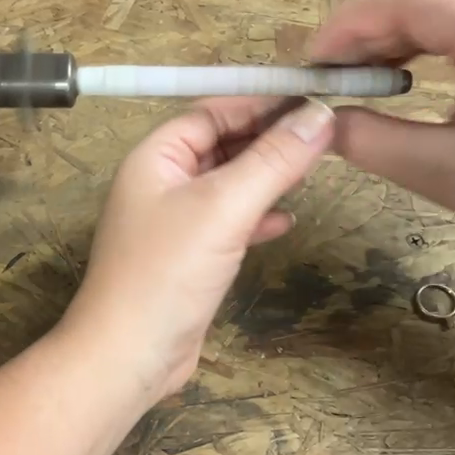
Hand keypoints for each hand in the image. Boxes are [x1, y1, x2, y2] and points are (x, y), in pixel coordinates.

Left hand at [57, 96, 334, 396]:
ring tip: (315, 168)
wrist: (130, 354)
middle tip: (325, 134)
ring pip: (228, 185)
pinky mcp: (188, 258)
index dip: (261, 103)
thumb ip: (272, 160)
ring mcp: (174, 223)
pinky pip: (228, 224)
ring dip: (267, 176)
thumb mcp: (223, 207)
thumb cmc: (167, 272)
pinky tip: (286, 220)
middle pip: (221, 145)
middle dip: (269, 139)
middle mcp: (161, 183)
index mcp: (156, 158)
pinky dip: (257, 218)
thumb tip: (319, 116)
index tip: (314, 100)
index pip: (212, 111)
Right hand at [310, 0, 454, 268]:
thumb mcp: (444, 172)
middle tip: (328, 79)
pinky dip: (439, 49)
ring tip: (362, 80)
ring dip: (402, 40)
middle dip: (370, 33)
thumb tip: (322, 123)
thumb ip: (370, 139)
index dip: (347, 26)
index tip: (309, 66)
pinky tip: (414, 78)